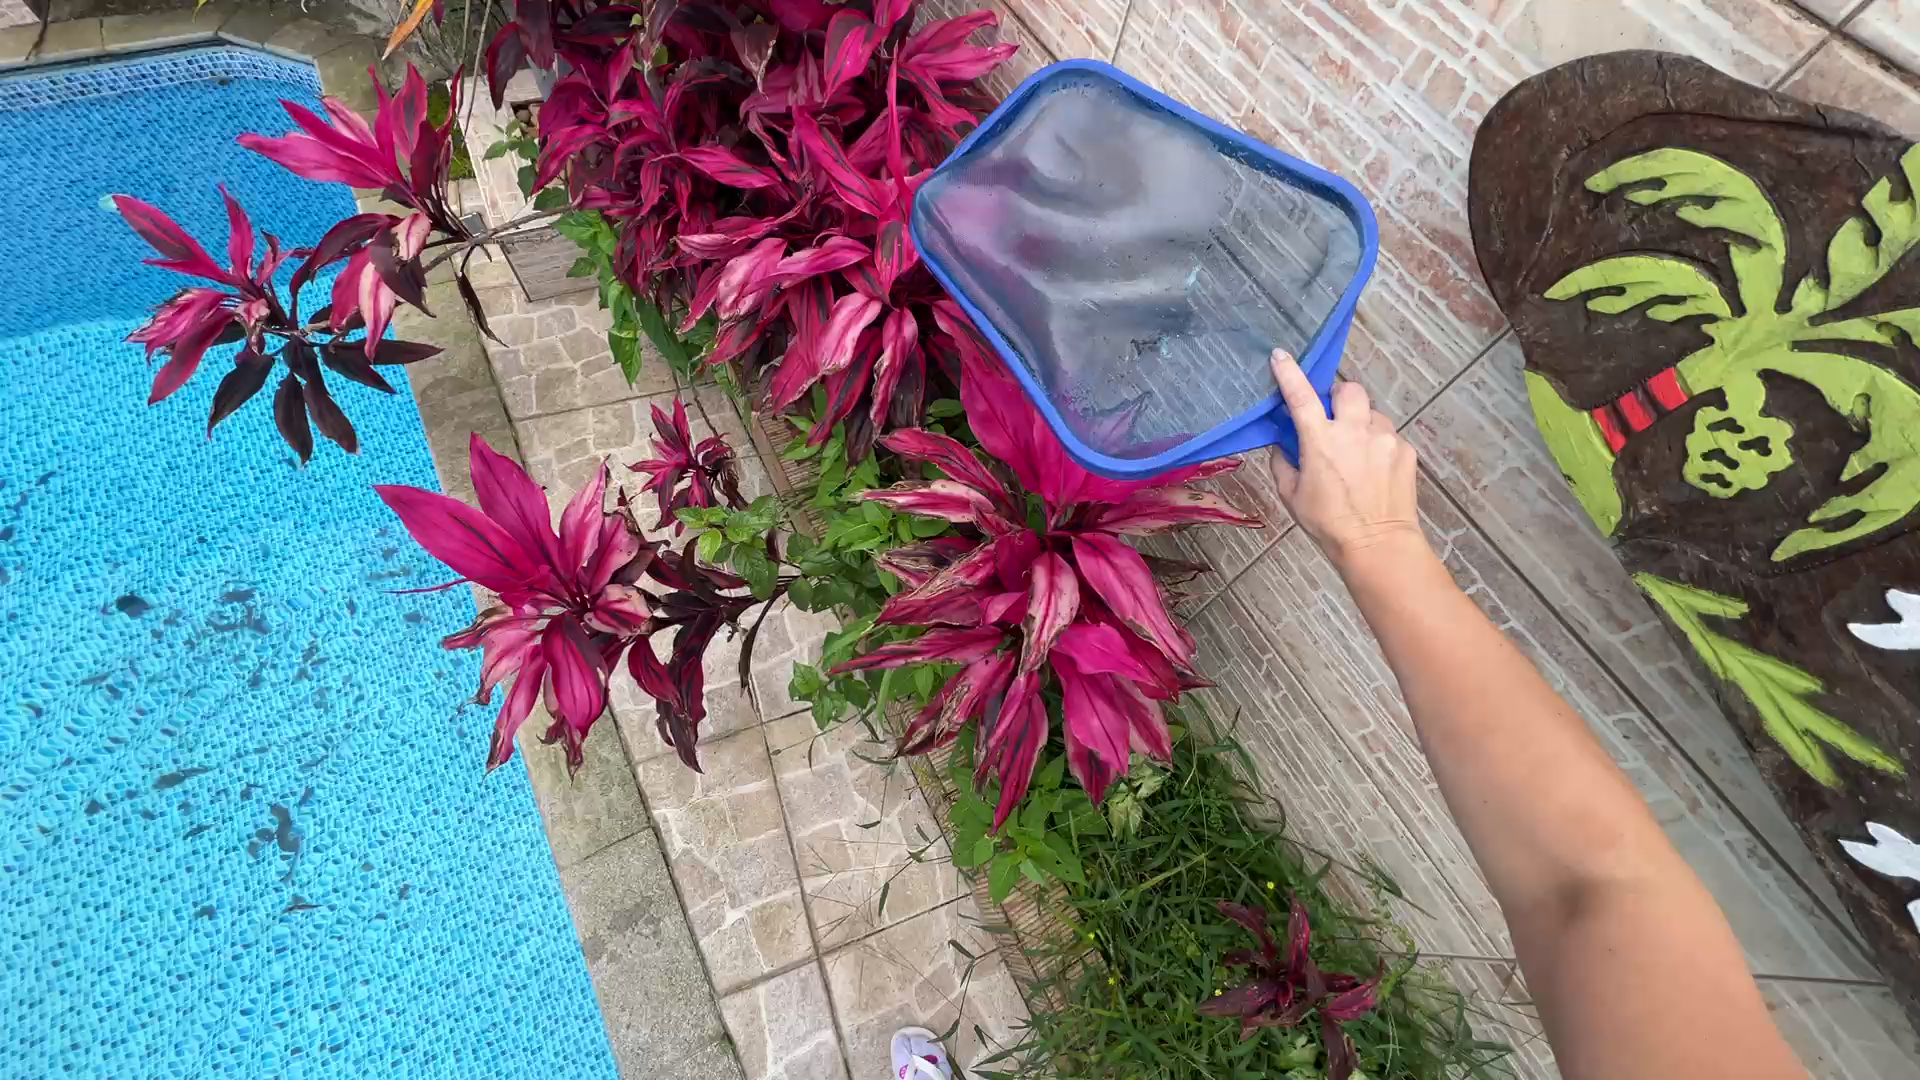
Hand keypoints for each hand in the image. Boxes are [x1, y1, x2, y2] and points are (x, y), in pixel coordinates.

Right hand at [1268, 350, 1426, 571]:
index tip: (1280, 355)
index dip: (1289, 373)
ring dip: (1360, 422)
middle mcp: (1354, 431)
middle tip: (1332, 416)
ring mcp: (1385, 438)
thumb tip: (1283, 446)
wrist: (1376, 542)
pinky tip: (1372, 470)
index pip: (1301, 397)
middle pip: (1349, 389)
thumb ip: (1283, 463)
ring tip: (1354, 451)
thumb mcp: (1290, 495)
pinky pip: (1388, 435)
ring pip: (1371, 413)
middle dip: (1338, 396)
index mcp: (1320, 440)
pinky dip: (1377, 444)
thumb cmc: (1327, 522)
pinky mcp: (1405, 450)